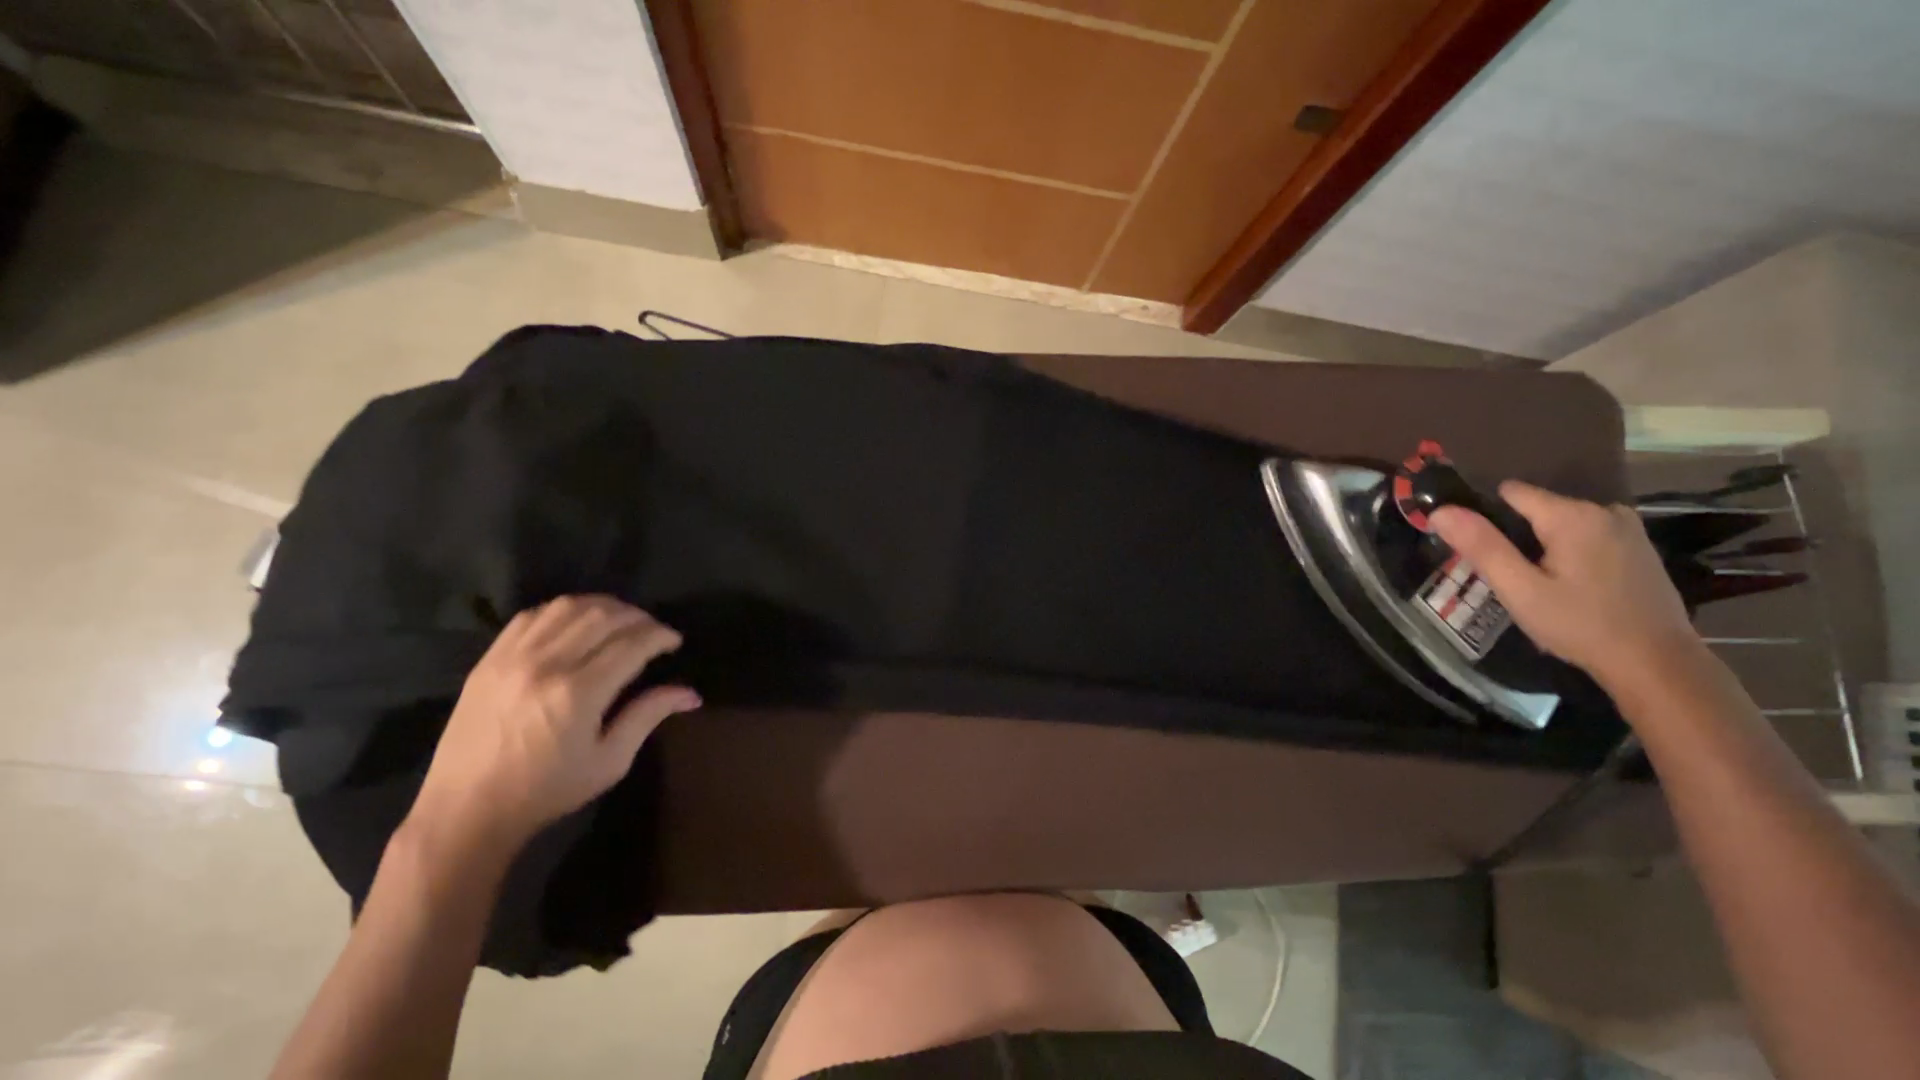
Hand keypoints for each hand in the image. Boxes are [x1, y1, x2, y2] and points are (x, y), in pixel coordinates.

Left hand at [407, 596, 700, 855]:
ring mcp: (512, 656)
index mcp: (578, 692)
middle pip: (603, 616)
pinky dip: (562, 611)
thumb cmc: (546, 791)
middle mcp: (546, 664)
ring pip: (567, 607)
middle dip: (637, 617)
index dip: (660, 635)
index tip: (674, 641)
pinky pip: (532, 615)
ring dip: (602, 607)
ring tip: (620, 621)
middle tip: (653, 631)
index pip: (631, 643)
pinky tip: (576, 623)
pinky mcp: (490, 658)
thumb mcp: (609, 761)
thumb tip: (690, 693)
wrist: (468, 808)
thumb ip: (647, 716)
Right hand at [1430, 481, 1703, 689]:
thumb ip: (1482, 547)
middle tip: (1513, 581)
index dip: (1488, 516)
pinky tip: (1575, 588)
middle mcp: (1603, 509)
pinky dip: (1574, 553)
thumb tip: (1441, 511)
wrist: (1656, 663)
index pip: (1512, 492)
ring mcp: (1628, 528)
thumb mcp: (1521, 591)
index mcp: (1571, 515)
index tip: (1481, 550)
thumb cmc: (1581, 626)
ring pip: (1565, 525)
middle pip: (1540, 509)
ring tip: (1542, 587)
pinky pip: (1590, 537)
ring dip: (1547, 546)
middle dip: (1519, 536)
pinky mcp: (1641, 547)